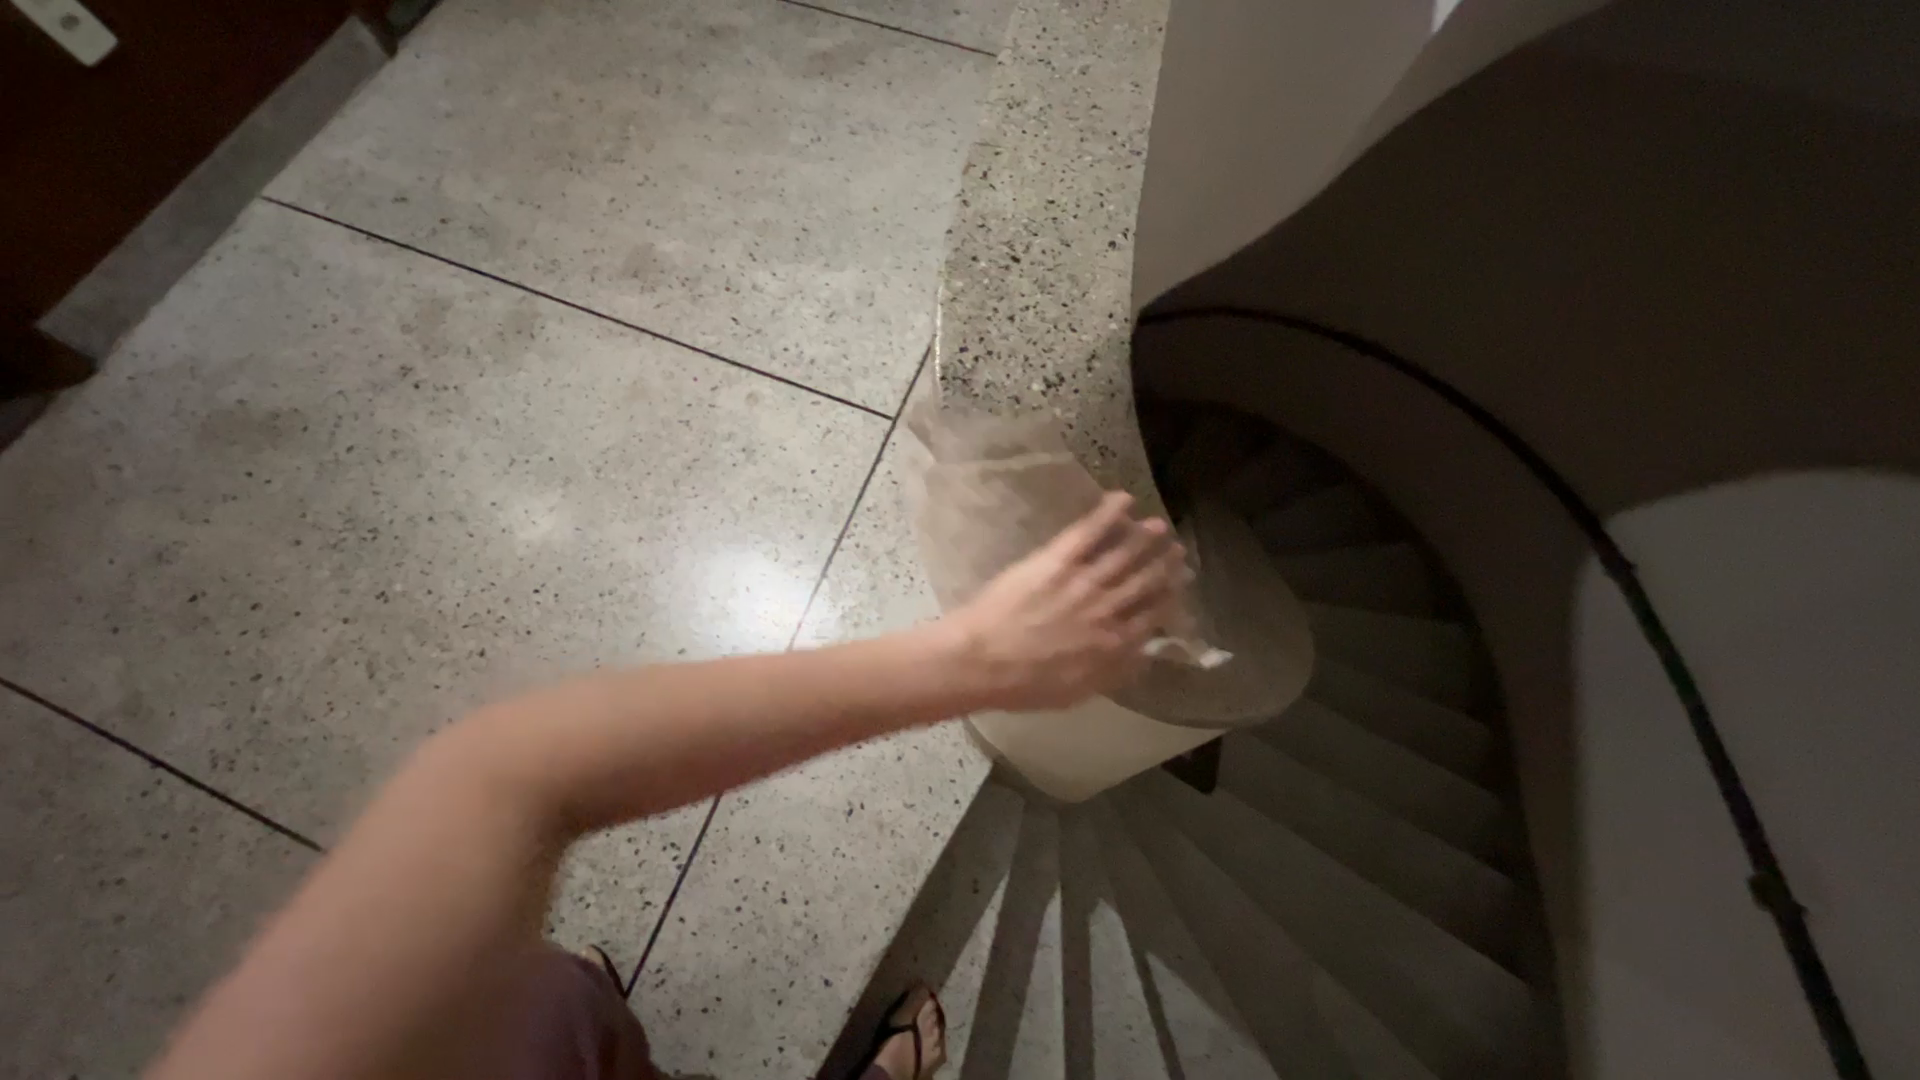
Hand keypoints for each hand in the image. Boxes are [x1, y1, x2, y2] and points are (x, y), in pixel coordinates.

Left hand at [944, 491, 1186, 711]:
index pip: (1152, 616)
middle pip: (1144, 582)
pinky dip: (1108, 514)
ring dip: (1144, 537)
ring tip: (1160, 525)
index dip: (1169, 599)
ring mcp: (1083, 581)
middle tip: (1178, 550)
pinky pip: (1088, 532)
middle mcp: (1107, 608)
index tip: (1179, 587)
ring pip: (1123, 554)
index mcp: (1113, 643)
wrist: (984, 662)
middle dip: (1164, 565)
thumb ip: (1114, 673)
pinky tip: (1123, 499)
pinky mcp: (1057, 560)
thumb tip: (1143, 656)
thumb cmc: (1025, 685)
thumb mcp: (1079, 692)